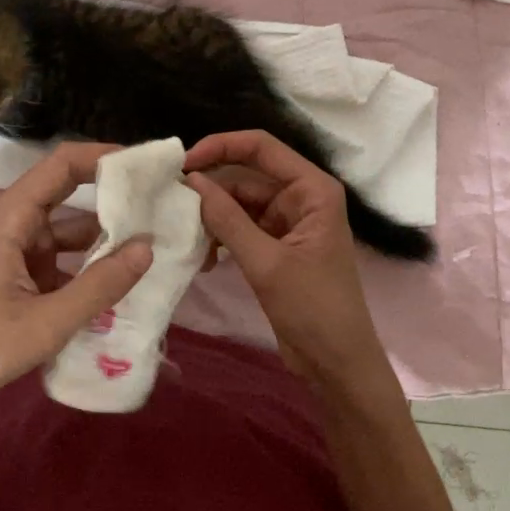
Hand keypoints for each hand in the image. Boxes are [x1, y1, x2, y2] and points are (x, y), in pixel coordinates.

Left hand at [0, 142, 153, 410]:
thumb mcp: (47, 322)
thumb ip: (99, 285)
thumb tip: (148, 247)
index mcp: (10, 219)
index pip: (60, 165)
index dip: (102, 156)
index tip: (146, 164)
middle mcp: (15, 222)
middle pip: (68, 188)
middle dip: (112, 188)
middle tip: (161, 193)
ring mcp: (21, 247)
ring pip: (72, 224)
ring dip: (108, 227)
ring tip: (157, 229)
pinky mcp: (27, 271)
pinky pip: (68, 253)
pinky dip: (96, 258)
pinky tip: (128, 269)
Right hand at [184, 131, 387, 382]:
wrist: (338, 364)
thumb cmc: (313, 309)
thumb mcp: (267, 263)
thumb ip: (227, 220)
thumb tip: (190, 182)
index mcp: (312, 190)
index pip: (261, 147)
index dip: (221, 146)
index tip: (182, 164)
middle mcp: (301, 198)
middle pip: (245, 175)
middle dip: (210, 190)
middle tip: (172, 206)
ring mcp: (287, 223)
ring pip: (238, 204)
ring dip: (212, 219)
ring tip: (188, 240)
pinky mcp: (276, 247)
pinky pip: (240, 228)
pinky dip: (221, 238)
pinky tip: (206, 260)